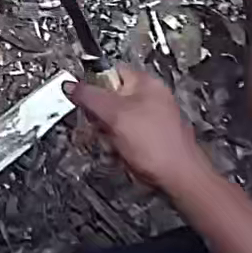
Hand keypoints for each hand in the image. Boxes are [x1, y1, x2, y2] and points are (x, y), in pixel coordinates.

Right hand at [65, 68, 205, 190]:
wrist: (181, 180)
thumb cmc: (155, 144)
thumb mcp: (114, 114)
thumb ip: (89, 96)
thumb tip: (70, 85)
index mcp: (145, 82)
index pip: (109, 73)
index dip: (95, 88)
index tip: (89, 104)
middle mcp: (151, 97)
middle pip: (109, 98)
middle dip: (102, 118)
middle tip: (104, 129)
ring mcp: (153, 118)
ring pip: (115, 120)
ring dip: (109, 135)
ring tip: (117, 146)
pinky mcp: (153, 138)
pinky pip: (126, 135)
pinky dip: (121, 145)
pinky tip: (125, 155)